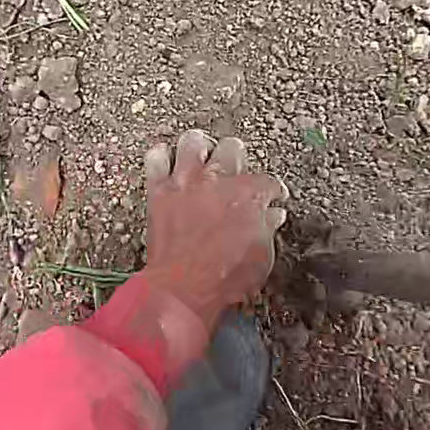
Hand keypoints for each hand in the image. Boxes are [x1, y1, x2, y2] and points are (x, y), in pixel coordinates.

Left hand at [141, 130, 286, 329]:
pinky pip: (155, 159)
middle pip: (232, 148)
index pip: (268, 181)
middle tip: (235, 167)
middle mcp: (218, 180)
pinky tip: (167, 162)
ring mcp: (186, 182)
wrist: (183, 287)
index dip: (273, 190)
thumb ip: (268, 229)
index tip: (273, 197)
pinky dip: (161, 157)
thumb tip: (273, 215)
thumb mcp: (262, 256)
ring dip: (200, 147)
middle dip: (237, 156)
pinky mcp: (160, 191)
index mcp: (248, 195)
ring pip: (193, 141)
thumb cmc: (225, 276)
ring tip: (202, 154)